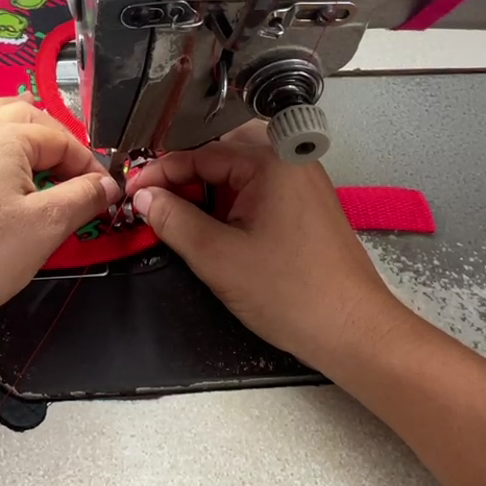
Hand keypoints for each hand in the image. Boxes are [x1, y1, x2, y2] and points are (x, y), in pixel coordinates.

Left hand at [0, 98, 121, 332]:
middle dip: (51, 135)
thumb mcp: (46, 227)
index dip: (85, 164)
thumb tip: (107, 185)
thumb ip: (82, 198)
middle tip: (71, 170)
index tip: (99, 192)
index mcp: (4, 137)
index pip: (58, 139)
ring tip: (20, 119)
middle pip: (19, 114)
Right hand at [128, 123, 409, 365]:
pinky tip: (211, 228)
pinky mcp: (306, 207)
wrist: (353, 333)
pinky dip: (229, 204)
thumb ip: (173, 220)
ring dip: (205, 192)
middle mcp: (291, 162)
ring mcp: (302, 184)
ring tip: (176, 218)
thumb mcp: (217, 257)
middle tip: (150, 203)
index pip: (200, 153)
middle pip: (220, 155)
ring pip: (239, 174)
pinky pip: (258, 191)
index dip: (160, 173)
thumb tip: (143, 197)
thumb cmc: (291, 293)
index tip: (132, 192)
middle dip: (183, 178)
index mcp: (272, 162)